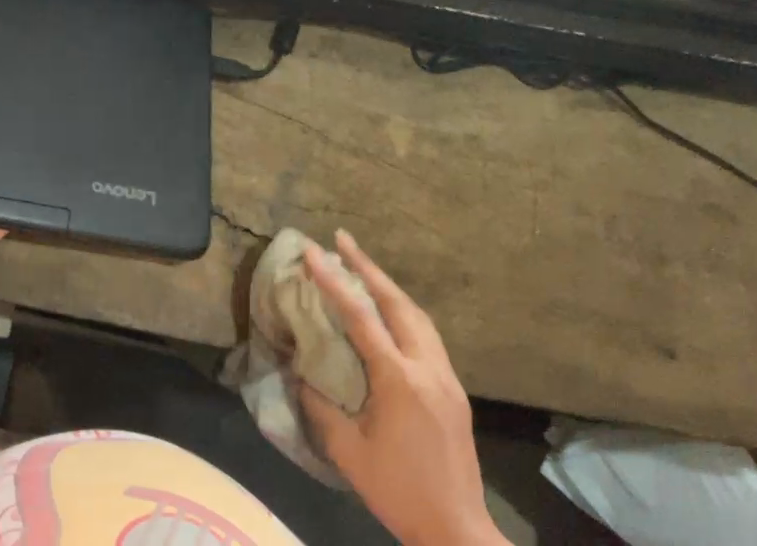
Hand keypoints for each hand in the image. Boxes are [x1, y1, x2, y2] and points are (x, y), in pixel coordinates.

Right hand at [298, 230, 505, 545]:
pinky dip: (402, 313)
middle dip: (368, 267)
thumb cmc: (396, 490)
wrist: (456, 529)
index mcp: (399, 380)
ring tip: (362, 267)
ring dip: (388, 287)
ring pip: (419, 317)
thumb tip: (300, 372)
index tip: (313, 251)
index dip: (334, 281)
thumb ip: (320, 405)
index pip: (361, 317)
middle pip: (399, 304)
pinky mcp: (454, 392)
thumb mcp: (346, 450)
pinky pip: (427, 337)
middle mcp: (428, 369)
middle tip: (342, 239)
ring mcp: (446, 379)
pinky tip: (388, 315)